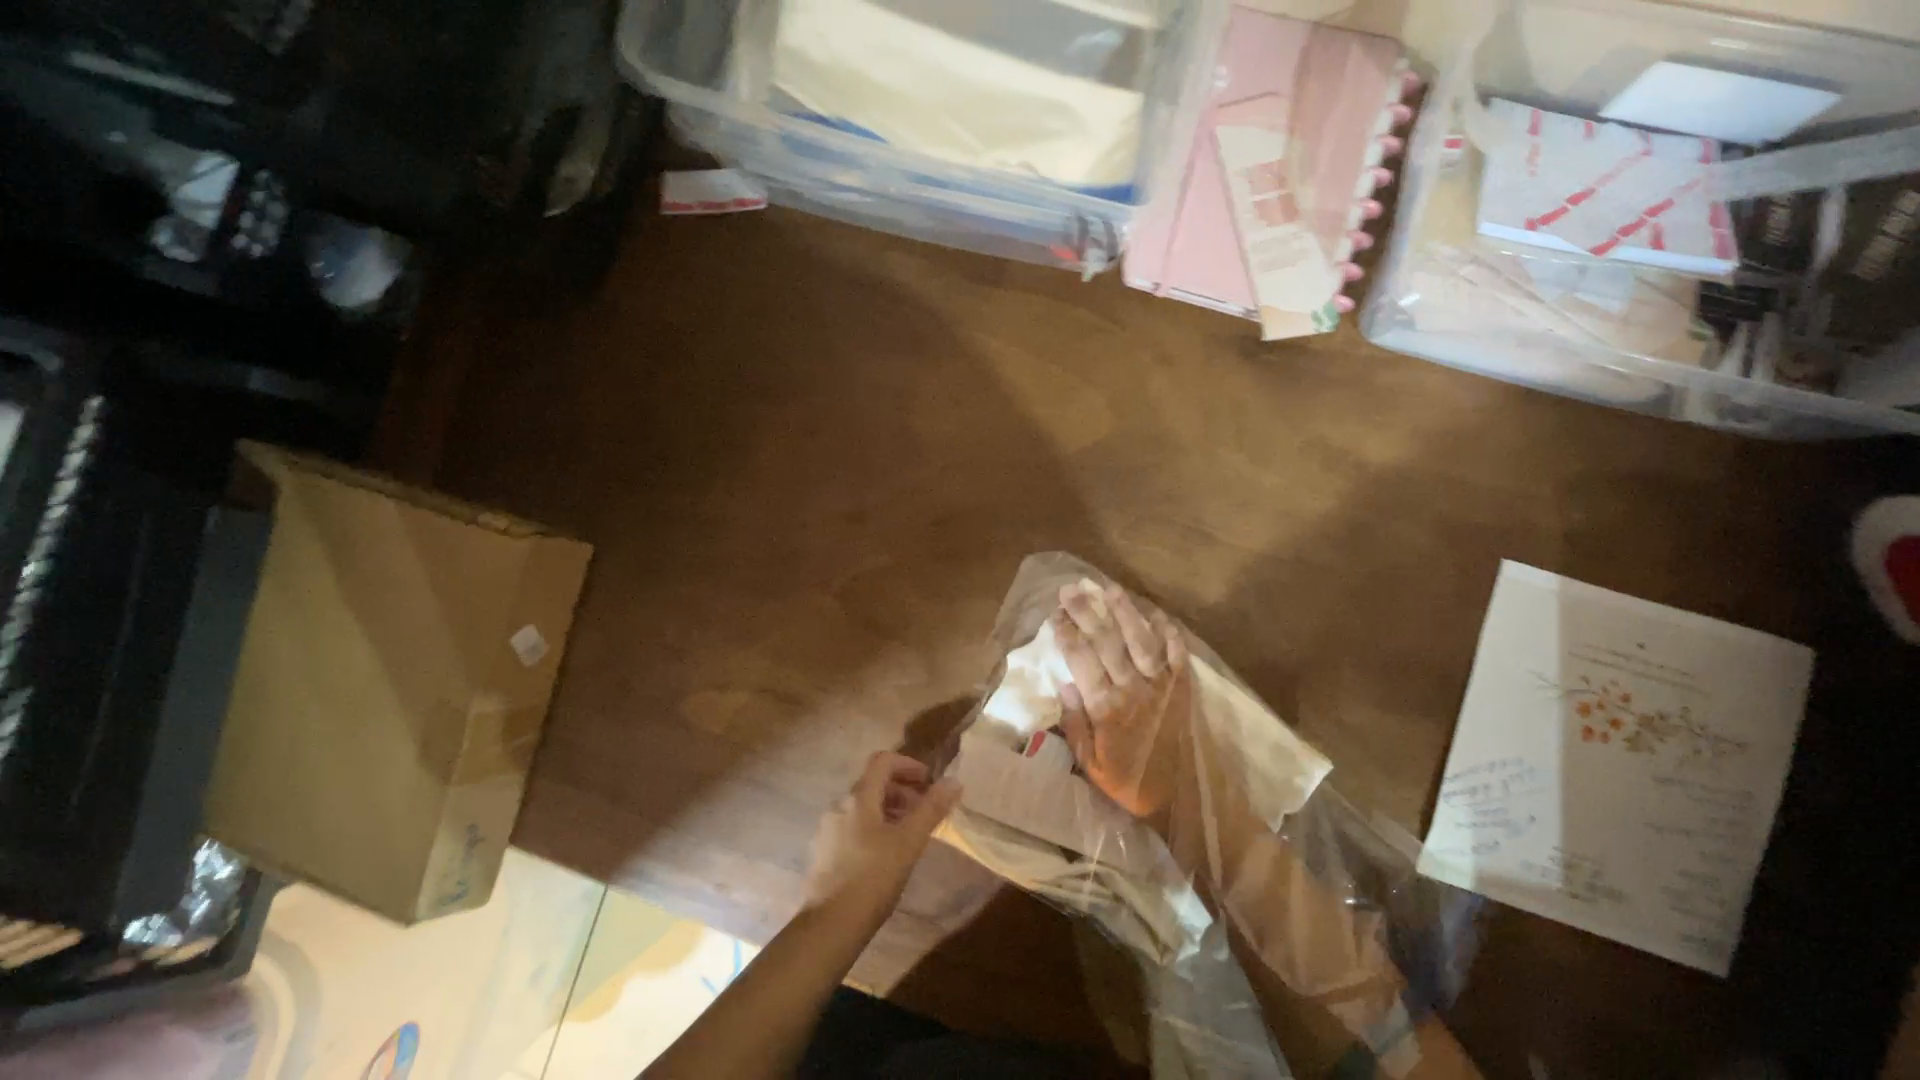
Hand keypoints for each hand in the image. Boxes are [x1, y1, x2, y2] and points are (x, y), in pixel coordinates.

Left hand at [803, 751, 960, 923]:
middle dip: (901, 790)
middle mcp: (837, 806)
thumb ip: (931, 809)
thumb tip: (954, 781)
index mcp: (857, 798)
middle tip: (924, 811)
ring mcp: (827, 830)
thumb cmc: (873, 877)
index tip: (929, 783)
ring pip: (862, 808)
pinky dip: (873, 828)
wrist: (830, 925)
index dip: (908, 765)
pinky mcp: (823, 853)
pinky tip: (885, 856)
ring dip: (888, 810)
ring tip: (909, 834)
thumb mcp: (908, 842)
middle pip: (872, 784)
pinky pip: (851, 827)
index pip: (882, 761)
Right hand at [1053, 583, 1190, 821]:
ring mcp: (1161, 685)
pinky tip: (1156, 614)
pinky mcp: (1183, 688)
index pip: (1082, 660)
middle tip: (1071, 588)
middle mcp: (1133, 689)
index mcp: (1106, 708)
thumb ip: (1075, 724)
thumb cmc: (1128, 783)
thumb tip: (1065, 684)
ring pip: (1141, 640)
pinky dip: (1168, 632)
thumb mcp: (1090, 765)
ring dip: (1126, 612)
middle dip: (1087, 612)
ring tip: (1110, 589)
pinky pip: (1176, 653)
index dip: (1067, 634)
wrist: (1181, 800)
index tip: (1055, 615)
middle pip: (1107, 641)